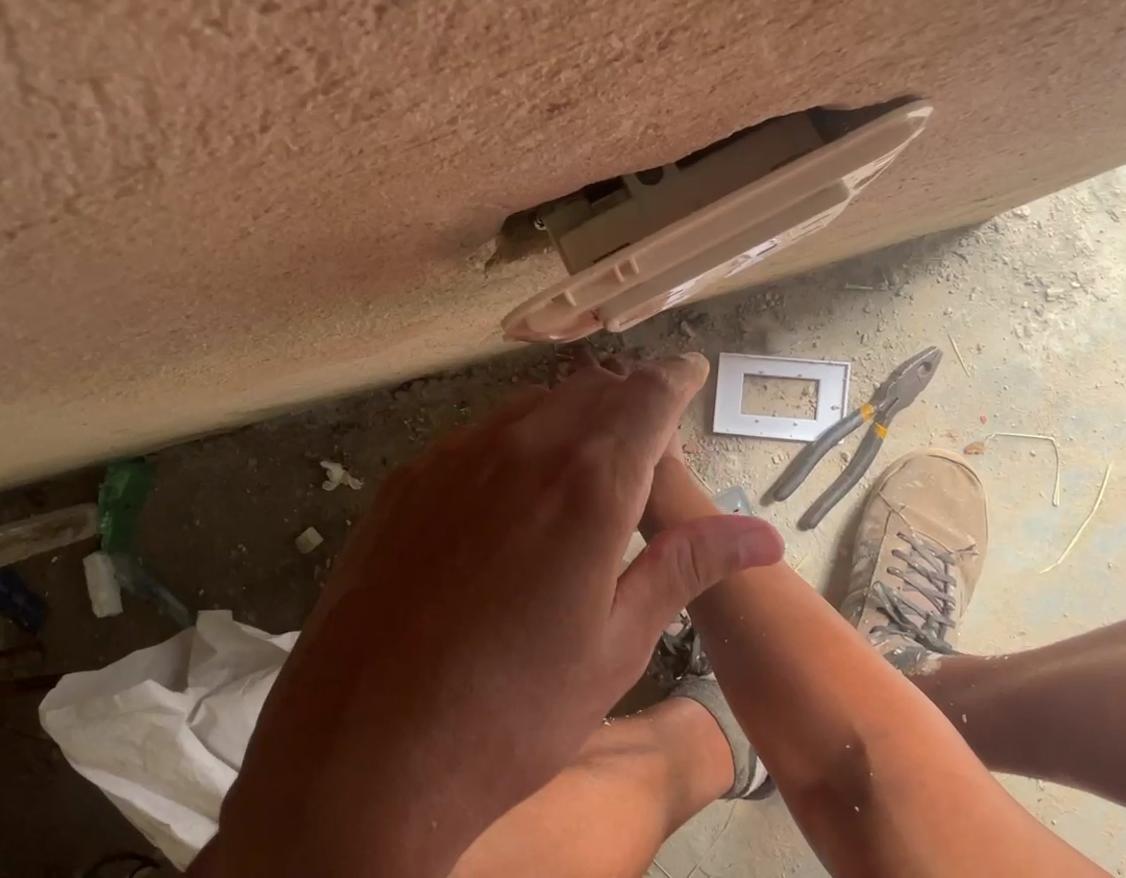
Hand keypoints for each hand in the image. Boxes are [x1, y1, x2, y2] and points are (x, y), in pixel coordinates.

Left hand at [200, 353, 783, 876]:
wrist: (362, 750)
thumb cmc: (512, 712)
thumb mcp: (616, 646)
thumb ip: (685, 568)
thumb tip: (762, 534)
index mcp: (589, 483)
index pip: (647, 396)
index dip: (675, 380)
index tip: (690, 376)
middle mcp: (520, 448)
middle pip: (590, 391)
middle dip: (628, 404)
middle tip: (647, 454)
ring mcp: (452, 459)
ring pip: (531, 408)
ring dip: (569, 422)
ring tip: (581, 478)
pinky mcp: (405, 483)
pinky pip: (476, 438)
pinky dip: (514, 446)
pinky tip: (509, 504)